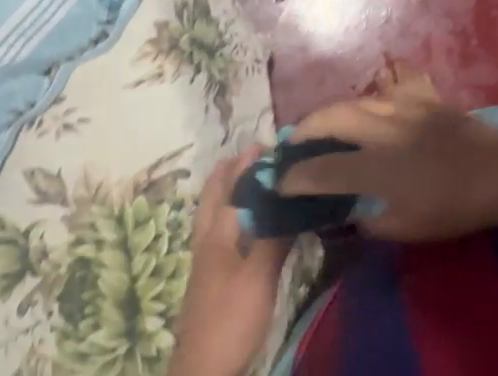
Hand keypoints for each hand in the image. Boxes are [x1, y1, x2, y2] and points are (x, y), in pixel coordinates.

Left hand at [170, 147, 289, 375]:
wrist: (204, 373)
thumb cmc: (231, 320)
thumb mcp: (260, 276)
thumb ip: (275, 235)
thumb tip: (293, 196)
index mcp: (217, 235)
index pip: (231, 187)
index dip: (249, 164)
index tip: (273, 144)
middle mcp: (208, 242)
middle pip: (214, 197)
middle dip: (232, 172)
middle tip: (259, 155)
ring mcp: (207, 262)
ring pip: (215, 215)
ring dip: (231, 192)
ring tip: (254, 179)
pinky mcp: (213, 279)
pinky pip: (222, 232)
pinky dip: (236, 216)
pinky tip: (251, 224)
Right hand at [277, 96, 497, 241]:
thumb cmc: (454, 206)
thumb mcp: (407, 228)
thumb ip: (369, 220)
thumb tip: (348, 213)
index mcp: (376, 169)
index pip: (321, 171)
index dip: (294, 178)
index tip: (279, 183)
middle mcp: (383, 131)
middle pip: (331, 119)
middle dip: (304, 130)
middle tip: (293, 144)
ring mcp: (403, 108)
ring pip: (355, 101)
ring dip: (331, 113)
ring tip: (321, 126)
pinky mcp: (422, 99)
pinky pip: (385, 93)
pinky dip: (365, 102)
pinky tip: (363, 111)